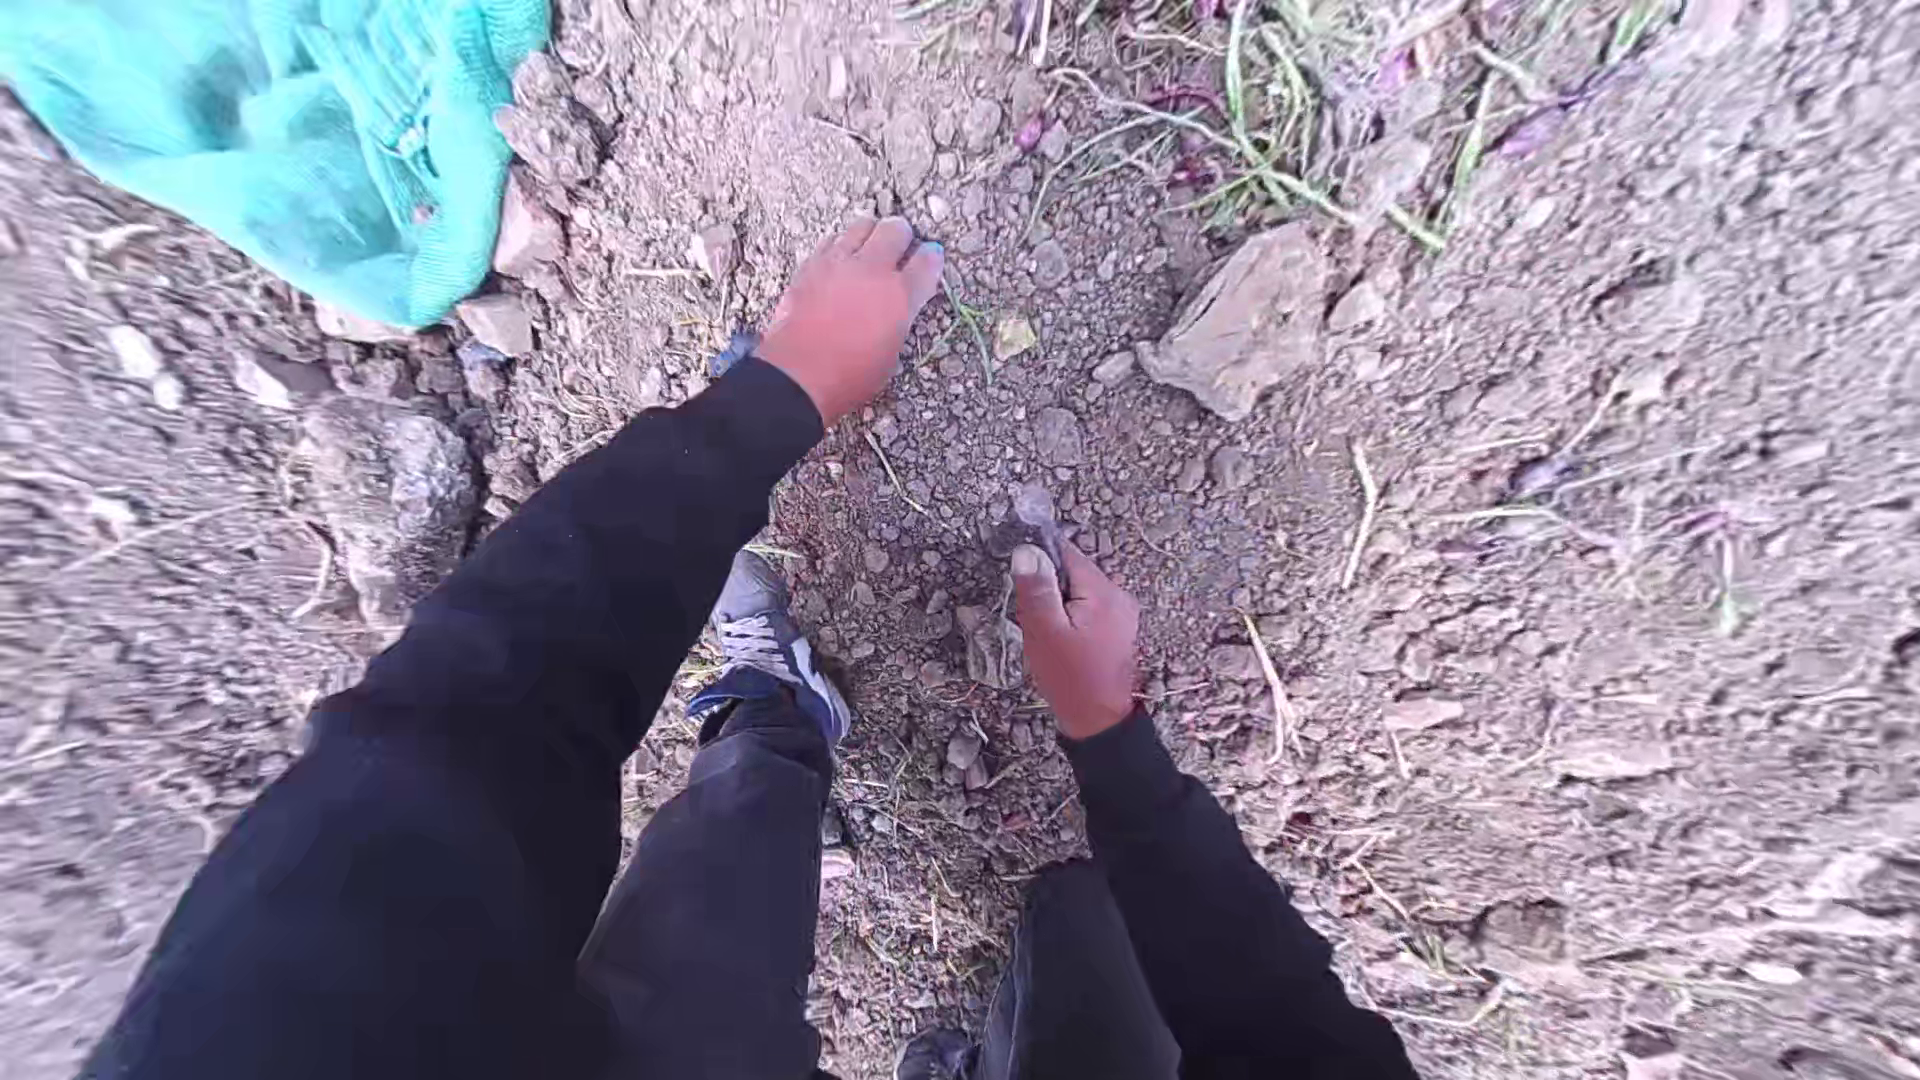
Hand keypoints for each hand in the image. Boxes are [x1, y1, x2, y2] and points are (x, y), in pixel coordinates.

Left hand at [756, 217, 943, 425]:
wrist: (800, 376)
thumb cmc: (850, 377)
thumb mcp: (890, 355)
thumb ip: (899, 320)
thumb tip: (899, 307)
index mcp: (900, 295)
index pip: (927, 261)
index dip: (932, 258)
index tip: (932, 258)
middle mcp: (872, 269)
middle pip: (895, 230)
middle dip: (902, 236)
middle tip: (901, 248)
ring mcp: (838, 263)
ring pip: (862, 225)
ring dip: (871, 234)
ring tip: (869, 251)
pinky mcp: (810, 265)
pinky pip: (831, 241)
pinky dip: (841, 246)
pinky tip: (840, 261)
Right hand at [1010, 542, 1140, 739]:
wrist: (1100, 723)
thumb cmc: (1070, 679)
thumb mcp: (1044, 632)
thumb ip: (1037, 590)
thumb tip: (1027, 551)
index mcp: (1103, 591)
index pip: (1066, 553)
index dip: (1039, 564)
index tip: (1025, 588)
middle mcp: (1118, 595)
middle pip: (1072, 573)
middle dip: (1048, 591)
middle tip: (1036, 620)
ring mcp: (1121, 613)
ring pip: (1077, 592)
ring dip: (1057, 606)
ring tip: (1047, 634)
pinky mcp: (1117, 629)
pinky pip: (1086, 609)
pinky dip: (1069, 618)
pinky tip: (1061, 641)